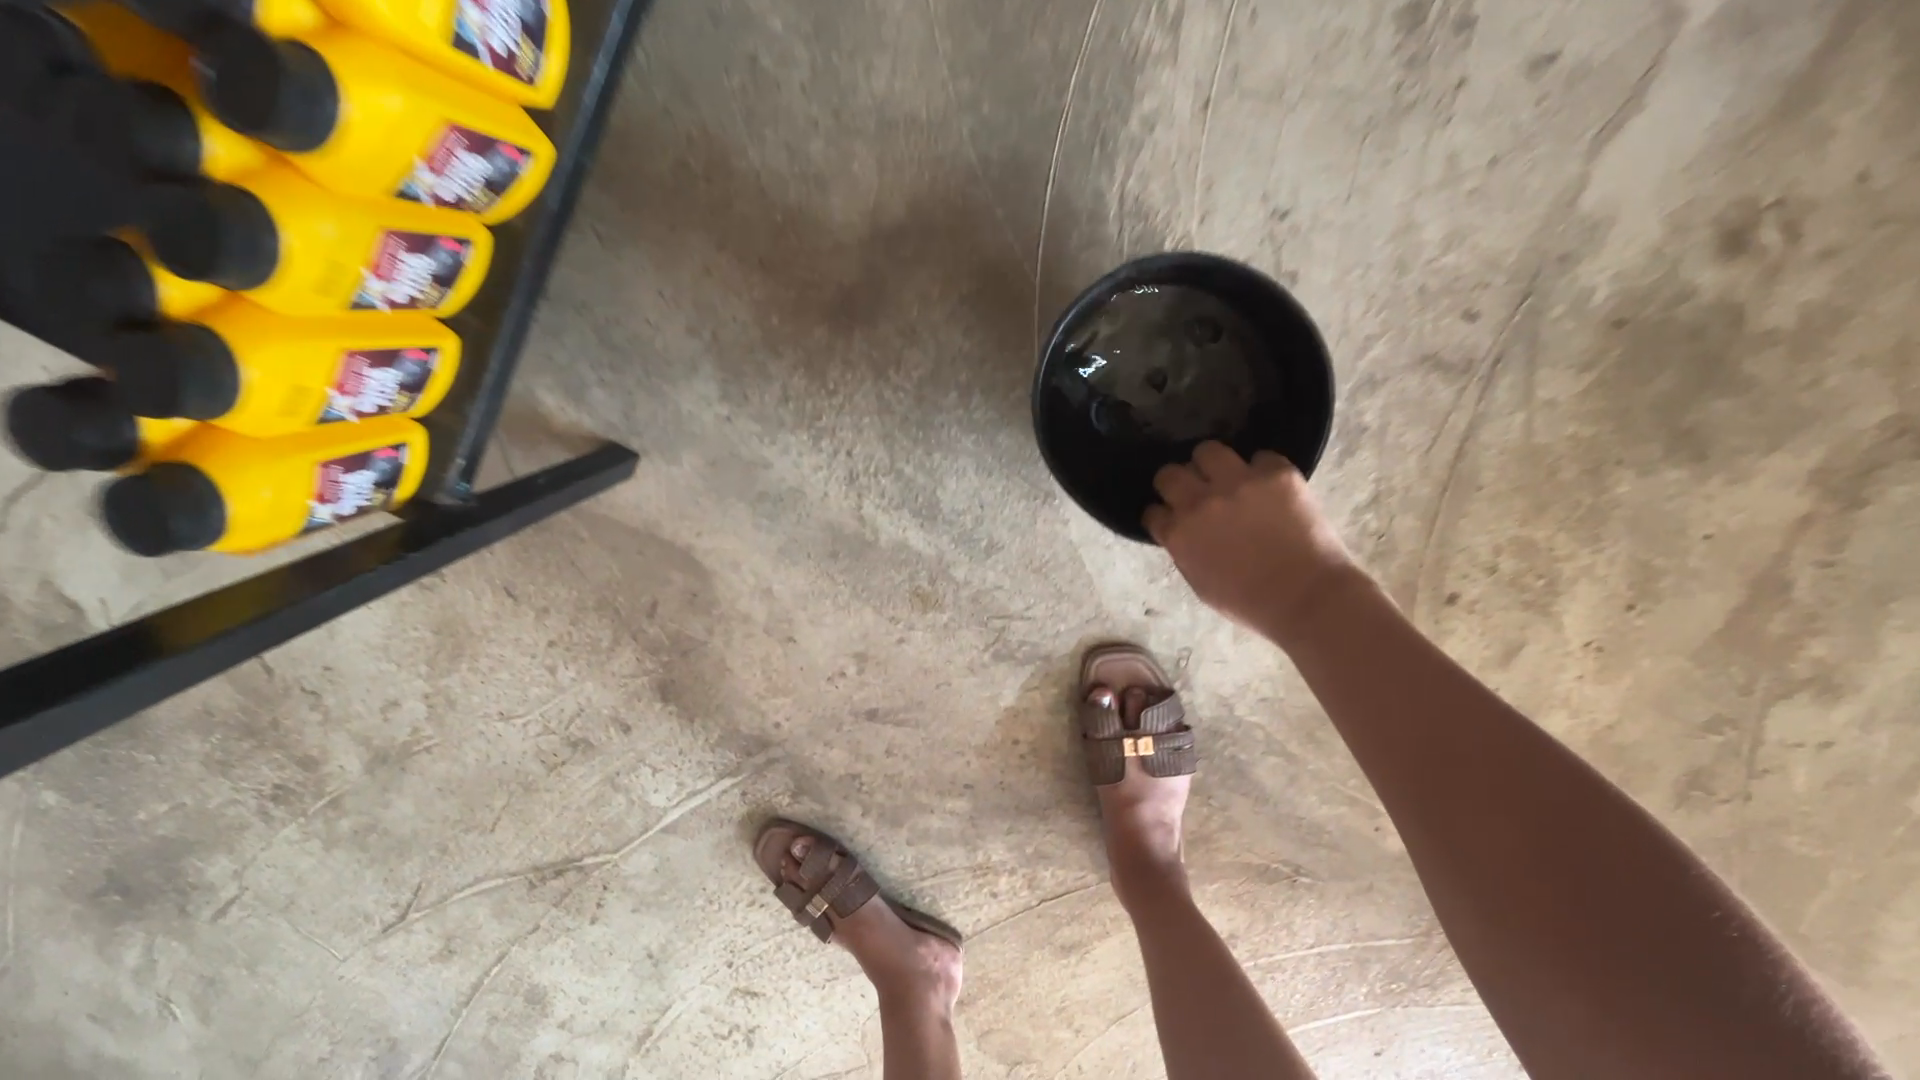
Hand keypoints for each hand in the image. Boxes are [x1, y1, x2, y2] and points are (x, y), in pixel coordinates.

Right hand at [1143, 442, 1361, 640]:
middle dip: (1177, 483)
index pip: (1153, 512)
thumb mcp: (1201, 586)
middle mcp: (1201, 502)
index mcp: (1180, 535)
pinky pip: (1261, 457)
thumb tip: (1185, 535)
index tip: (1172, 518)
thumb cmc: (1252, 604)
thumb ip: (1186, 553)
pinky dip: (1263, 470)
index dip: (1163, 515)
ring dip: (1212, 464)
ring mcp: (1238, 483)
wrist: (1308, 597)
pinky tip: (1271, 486)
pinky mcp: (1276, 473)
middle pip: (1170, 474)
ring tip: (1227, 476)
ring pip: (1209, 451)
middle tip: (1194, 491)